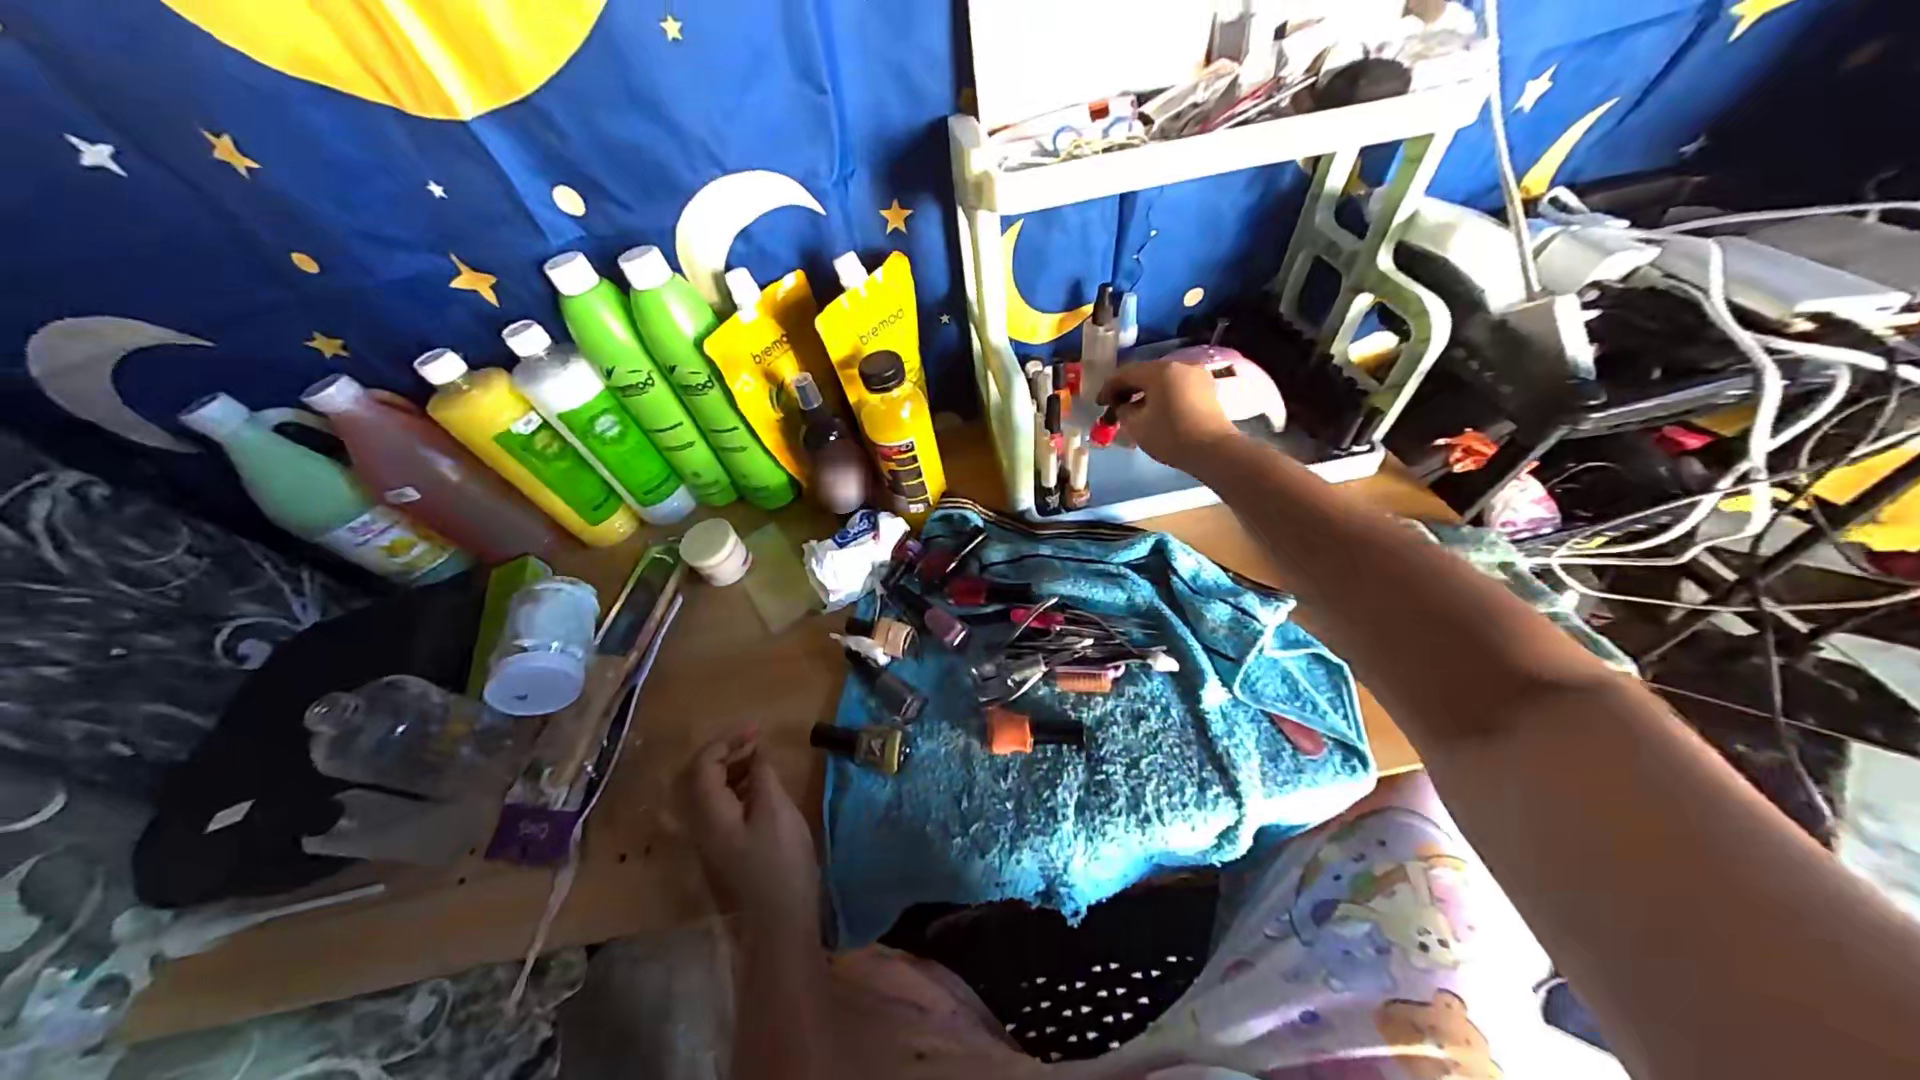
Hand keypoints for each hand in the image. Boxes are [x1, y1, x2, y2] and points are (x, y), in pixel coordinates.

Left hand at [676, 727, 819, 930]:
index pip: (703, 763)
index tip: (758, 728)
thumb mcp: (775, 811)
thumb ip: (762, 776)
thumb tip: (756, 753)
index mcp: (707, 812)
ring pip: (709, 792)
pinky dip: (738, 787)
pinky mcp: (723, 850)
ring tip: (762, 757)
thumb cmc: (779, 862)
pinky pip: (721, 806)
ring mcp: (709, 840)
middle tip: (757, 739)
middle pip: (699, 777)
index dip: (727, 739)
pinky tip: (761, 786)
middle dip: (726, 751)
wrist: (779, 922)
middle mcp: (699, 824)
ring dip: (732, 768)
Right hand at [1099, 359, 1240, 466]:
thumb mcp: (1137, 426)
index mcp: (1160, 371)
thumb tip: (1123, 406)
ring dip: (1144, 393)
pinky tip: (1154, 411)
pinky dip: (1161, 396)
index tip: (1098, 404)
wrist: (1215, 451)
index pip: (1125, 373)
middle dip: (1127, 389)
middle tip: (1114, 407)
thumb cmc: (1171, 436)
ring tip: (1133, 411)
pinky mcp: (1206, 389)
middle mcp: (1179, 366)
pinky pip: (1176, 387)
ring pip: (1161, 380)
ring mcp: (1196, 376)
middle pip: (1145, 374)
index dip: (1108, 387)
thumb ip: (1123, 411)